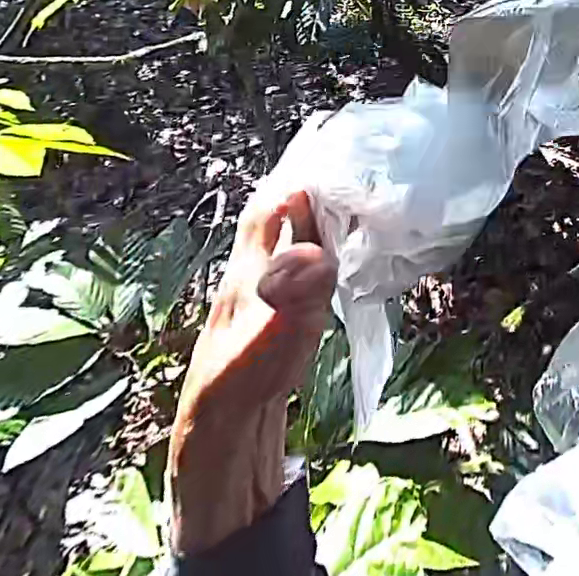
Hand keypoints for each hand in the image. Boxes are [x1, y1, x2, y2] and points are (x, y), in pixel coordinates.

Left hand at [167, 190, 335, 555]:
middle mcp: (257, 268)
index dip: (292, 178)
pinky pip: (305, 261)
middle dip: (310, 190)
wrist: (225, 424)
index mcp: (250, 266)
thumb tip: (320, 252)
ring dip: (318, 215)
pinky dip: (323, 245)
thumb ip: (295, 292)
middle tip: (349, 170)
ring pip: (293, 237)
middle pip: (281, 216)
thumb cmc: (243, 374)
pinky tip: (342, 247)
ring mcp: (270, 288)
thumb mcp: (272, 332)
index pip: (267, 207)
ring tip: (353, 198)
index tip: (324, 153)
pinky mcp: (284, 307)